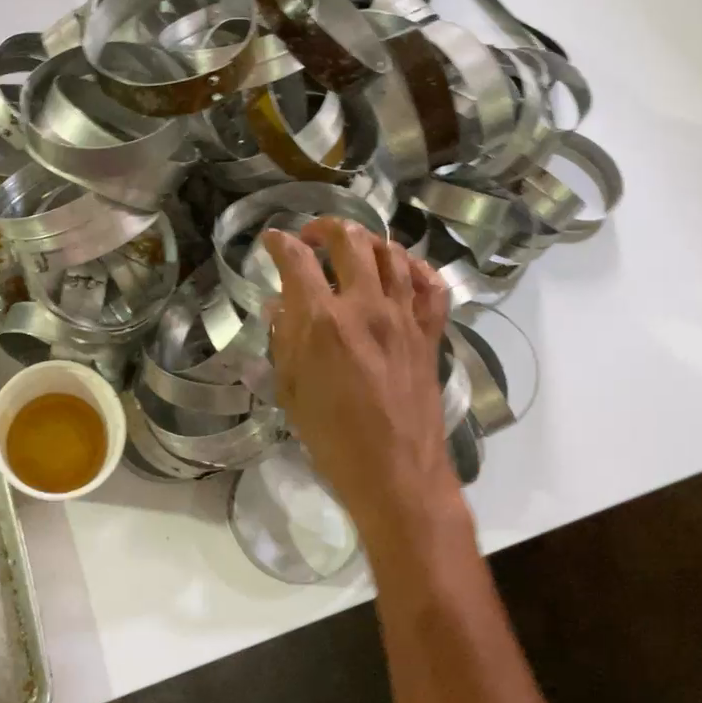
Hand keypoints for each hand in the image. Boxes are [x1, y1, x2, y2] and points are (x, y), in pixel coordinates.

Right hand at [263, 219, 454, 538]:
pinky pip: (431, 285)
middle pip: (350, 240)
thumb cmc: (332, 439)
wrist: (396, 475)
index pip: (296, 260)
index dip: (278, 242)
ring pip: (391, 254)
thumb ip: (285, 339)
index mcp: (322, 322)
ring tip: (352, 247)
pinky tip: (401, 270)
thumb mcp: (290, 389)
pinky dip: (415, 268)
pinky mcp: (429, 333)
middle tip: (311, 237)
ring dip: (367, 241)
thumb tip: (281, 305)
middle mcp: (365, 307)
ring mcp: (403, 317)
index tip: (271, 240)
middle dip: (325, 227)